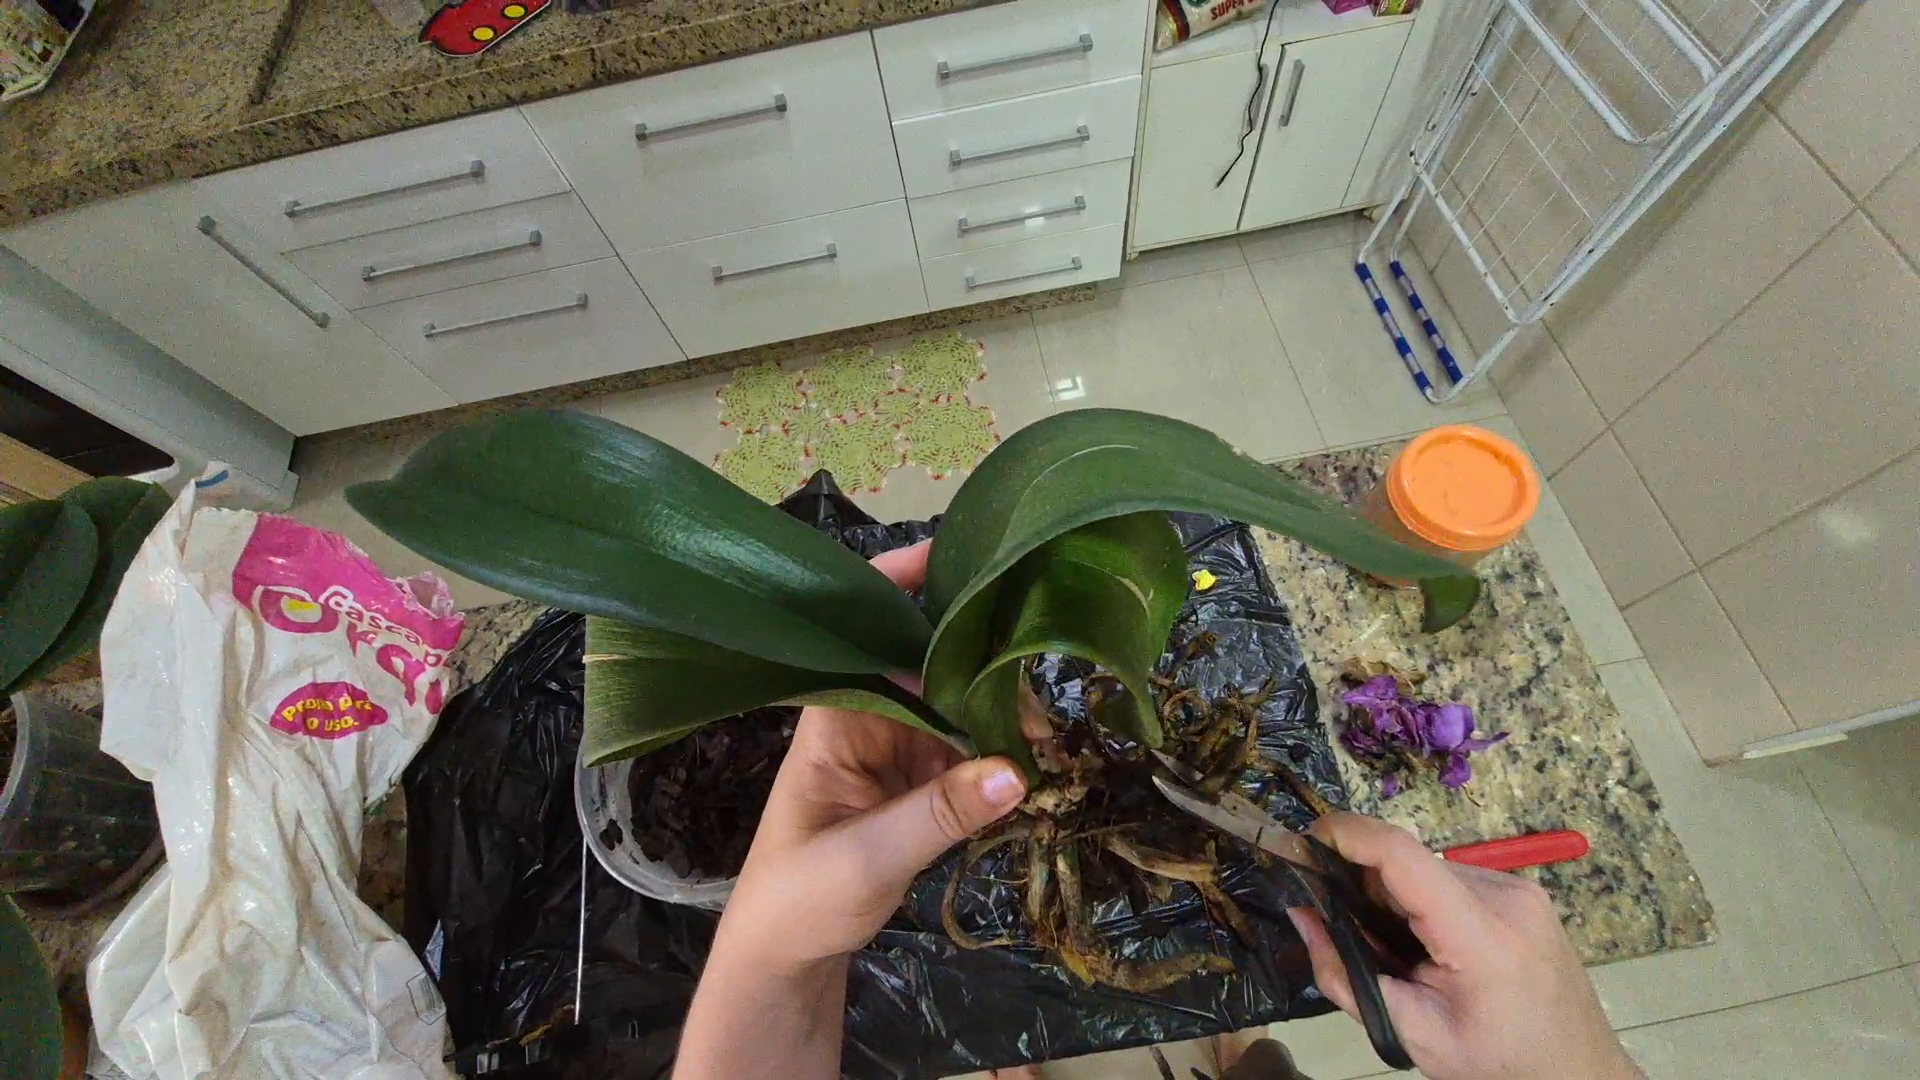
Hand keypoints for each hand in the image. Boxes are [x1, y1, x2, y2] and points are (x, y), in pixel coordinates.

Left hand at [677, 542, 1025, 1079]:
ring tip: (1045, 721)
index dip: (900, 582)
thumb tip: (1017, 770)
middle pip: (923, 656)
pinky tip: (1033, 754)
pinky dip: (997, 748)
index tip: (955, 554)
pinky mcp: (918, 776)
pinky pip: (964, 745)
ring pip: (953, 700)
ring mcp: (895, 743)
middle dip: (977, 650)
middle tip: (1035, 650)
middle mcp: (866, 713)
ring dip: (996, 705)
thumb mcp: (864, 860)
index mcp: (833, 713)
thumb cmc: (798, 899)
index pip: (861, 626)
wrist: (787, 958)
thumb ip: (937, 815)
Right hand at [1288, 814, 1641, 1079]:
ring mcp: (1517, 887)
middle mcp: (1503, 895)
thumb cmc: (1501, 1069)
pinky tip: (1425, 939)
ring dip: (1390, 890)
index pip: (1400, 853)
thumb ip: (1343, 975)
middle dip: (1360, 879)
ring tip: (1394, 944)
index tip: (1302, 842)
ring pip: (1421, 865)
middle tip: (1343, 922)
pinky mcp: (1519, 889)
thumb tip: (1299, 912)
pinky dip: (1417, 895)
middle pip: (1404, 859)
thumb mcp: (1412, 1035)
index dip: (1344, 833)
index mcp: (1482, 936)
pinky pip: (1444, 874)